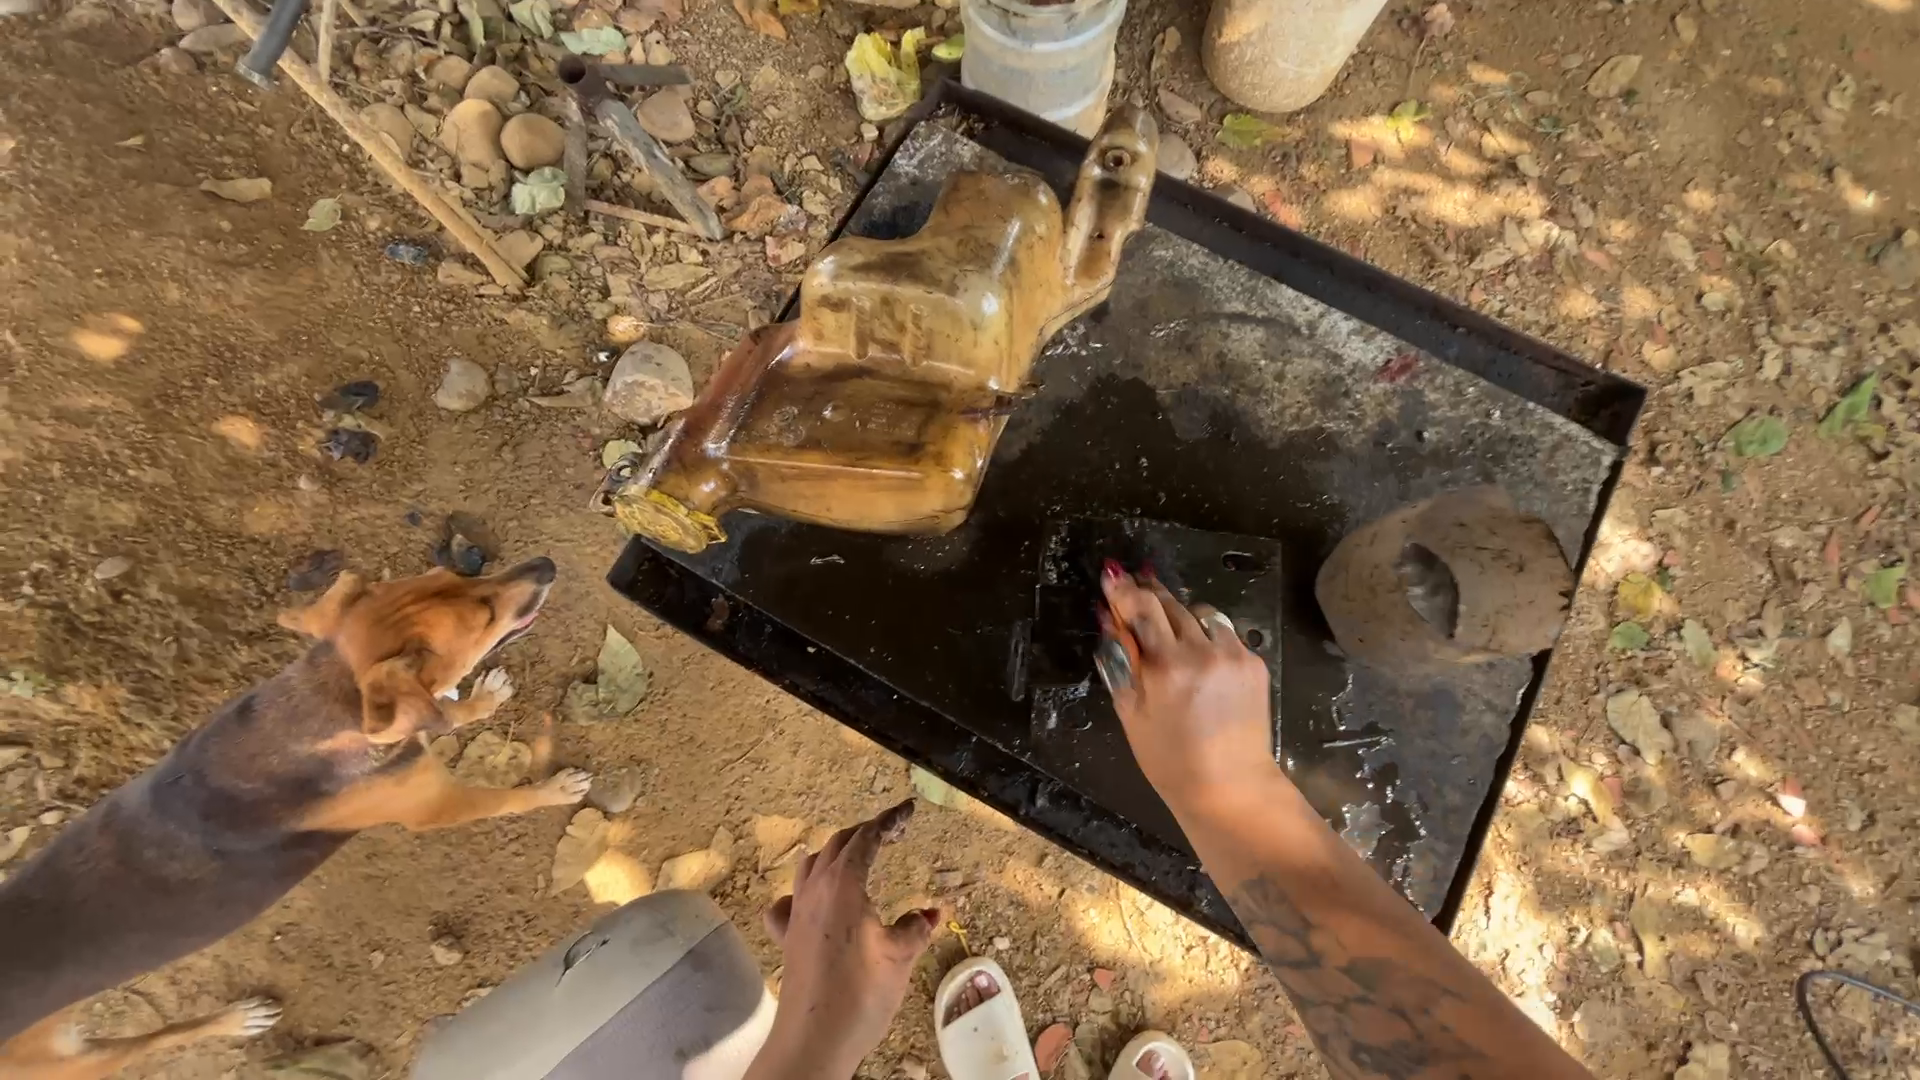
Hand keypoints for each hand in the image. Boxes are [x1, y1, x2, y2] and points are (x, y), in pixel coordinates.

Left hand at [753, 800, 937, 1078]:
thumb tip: (932, 911)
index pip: (868, 837)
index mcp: (844, 882)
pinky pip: (789, 899)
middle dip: (866, 831)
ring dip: (836, 852)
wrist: (813, 1041)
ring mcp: (796, 911)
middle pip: (838, 842)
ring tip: (858, 855)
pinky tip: (812, 900)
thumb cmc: (861, 994)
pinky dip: (805, 888)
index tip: (908, 810)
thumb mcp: (900, 956)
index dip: (890, 820)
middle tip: (893, 832)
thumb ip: (916, 926)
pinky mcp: (785, 936)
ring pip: (812, 863)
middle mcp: (815, 888)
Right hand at [1099, 566, 1282, 817]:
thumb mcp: (1131, 712)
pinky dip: (1205, 635)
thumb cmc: (1169, 759)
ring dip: (1179, 614)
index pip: (1141, 608)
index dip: (1123, 588)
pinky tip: (1198, 656)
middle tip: (1132, 584)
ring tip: (1168, 630)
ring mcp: (1233, 654)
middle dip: (1148, 593)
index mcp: (1166, 667)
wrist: (1231, 788)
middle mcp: (1202, 652)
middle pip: (1170, 603)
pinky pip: (1223, 632)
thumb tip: (1110, 621)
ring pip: (1199, 612)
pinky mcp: (1254, 662)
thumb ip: (1121, 662)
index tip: (1112, 572)